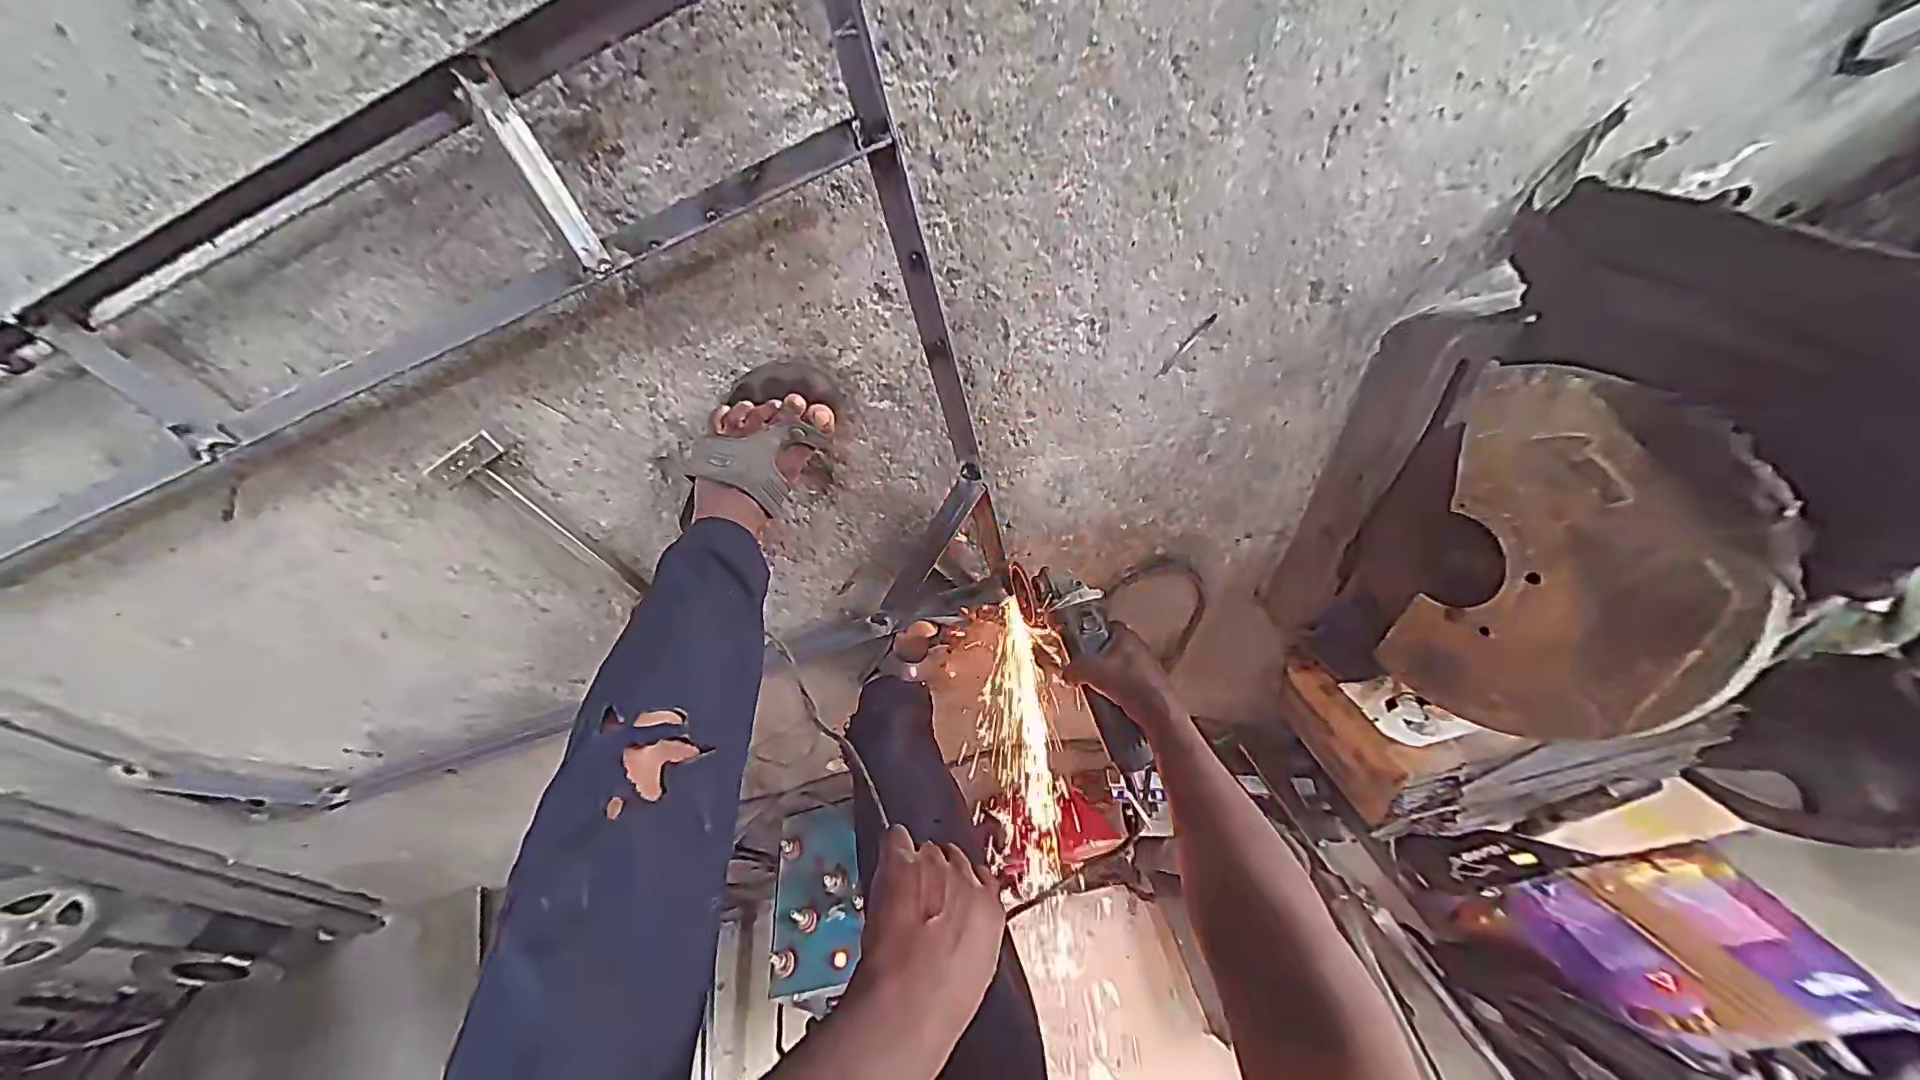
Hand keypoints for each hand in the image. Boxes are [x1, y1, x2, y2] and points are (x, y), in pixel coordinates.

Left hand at [845, 825, 1003, 1043]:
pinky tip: (888, 859)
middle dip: (939, 876)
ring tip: (903, 890)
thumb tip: (963, 934)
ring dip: (916, 865)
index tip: (952, 899)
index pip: (982, 880)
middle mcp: (965, 878)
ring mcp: (933, 866)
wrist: (908, 999)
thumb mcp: (976, 971)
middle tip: (924, 900)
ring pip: (926, 849)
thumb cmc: (940, 999)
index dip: (963, 889)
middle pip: (954, 860)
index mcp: (990, 909)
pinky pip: (897, 838)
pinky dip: (892, 847)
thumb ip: (975, 936)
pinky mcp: (901, 863)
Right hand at [1062, 622, 1174, 722]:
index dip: (1089, 634)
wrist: (1159, 714)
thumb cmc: (1130, 684)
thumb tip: (1065, 673)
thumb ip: (1074, 668)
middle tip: (1080, 670)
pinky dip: (1115, 691)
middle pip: (1108, 649)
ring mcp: (1145, 668)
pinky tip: (1108, 701)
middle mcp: (1138, 648)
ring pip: (1116, 668)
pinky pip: (1125, 684)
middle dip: (1094, 660)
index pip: (1104, 626)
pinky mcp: (1148, 687)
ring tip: (1093, 688)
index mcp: (1126, 636)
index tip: (1077, 645)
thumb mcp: (1092, 671)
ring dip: (1104, 677)